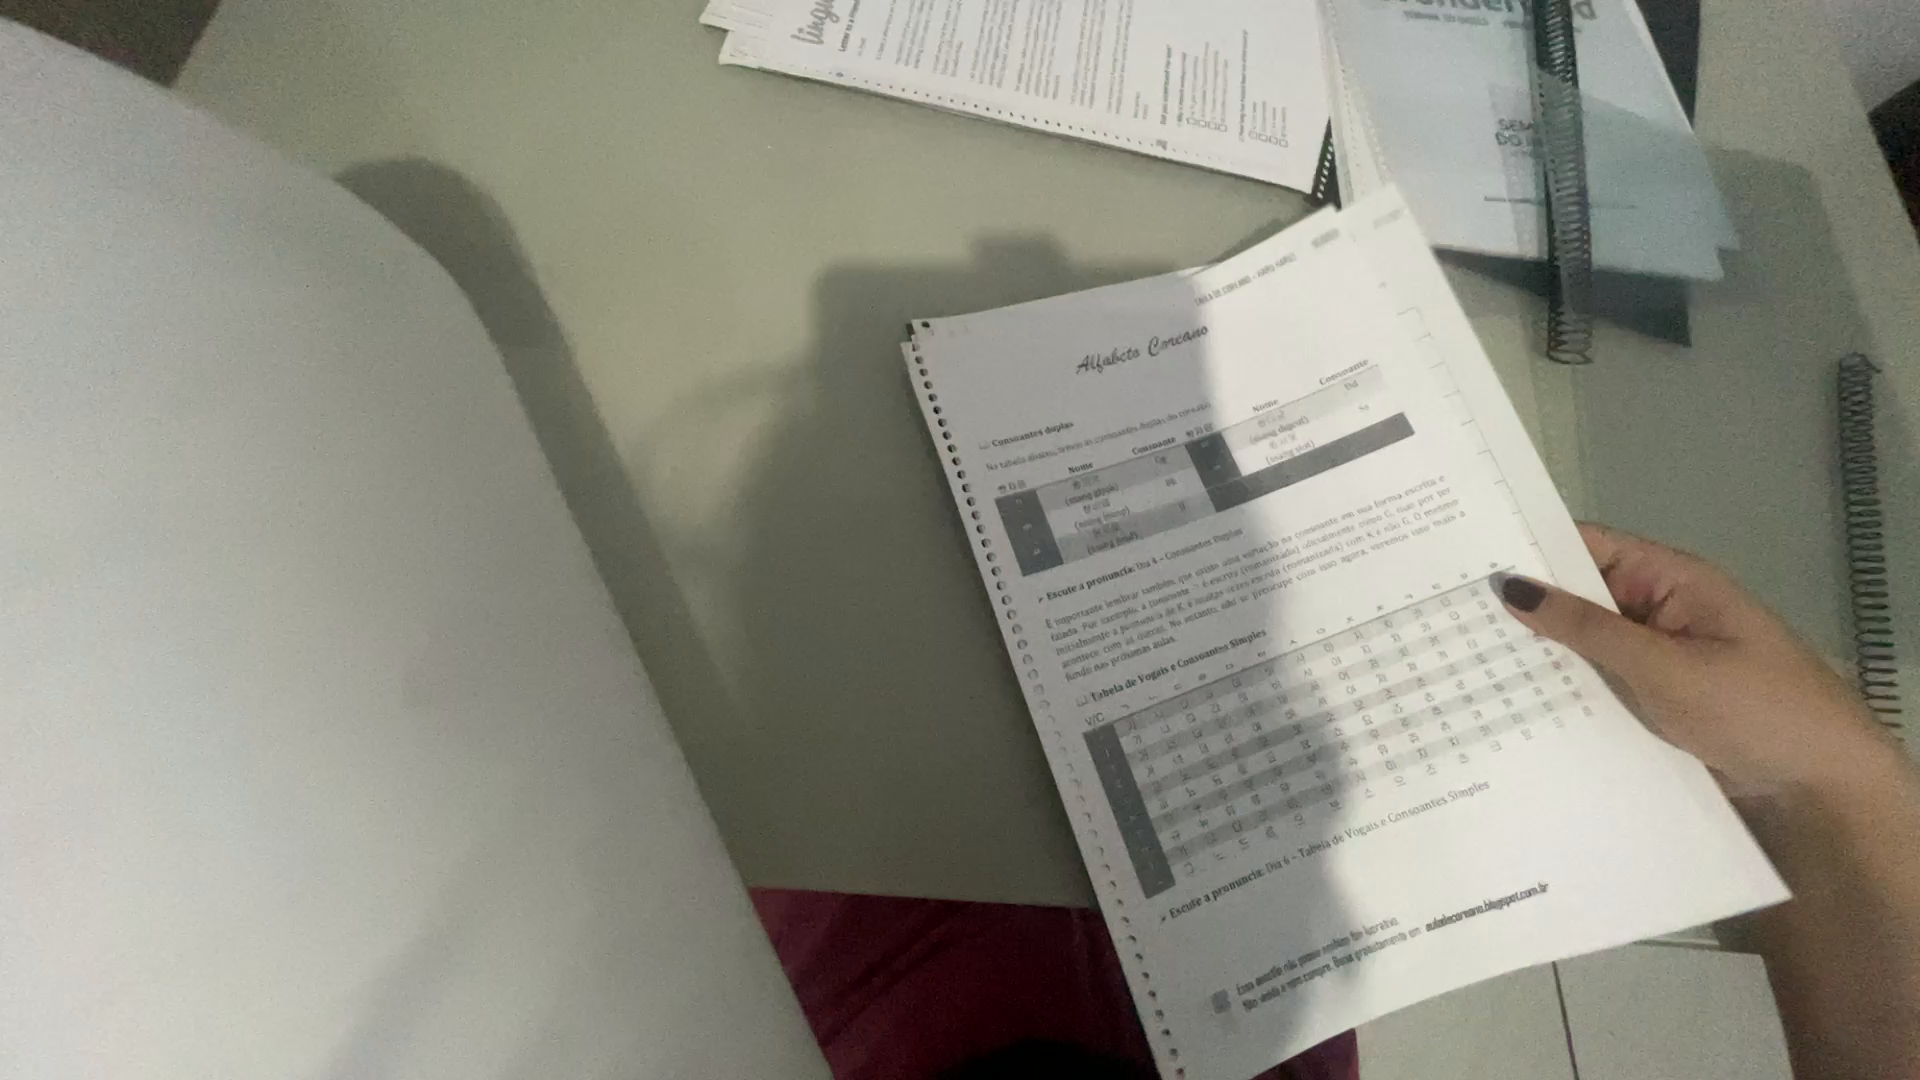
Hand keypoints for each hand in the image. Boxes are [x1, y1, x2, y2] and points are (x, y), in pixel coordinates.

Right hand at [1495, 523, 1895, 797]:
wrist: (1823, 793)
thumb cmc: (1755, 712)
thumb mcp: (1663, 666)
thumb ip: (1584, 626)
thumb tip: (1511, 586)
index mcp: (1670, 581)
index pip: (1587, 545)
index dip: (1530, 544)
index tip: (1466, 553)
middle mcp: (1654, 606)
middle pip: (1574, 588)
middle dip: (1520, 594)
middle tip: (1448, 600)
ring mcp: (1647, 648)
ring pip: (1575, 631)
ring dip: (1532, 637)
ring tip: (1461, 639)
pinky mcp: (1641, 686)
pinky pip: (1585, 666)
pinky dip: (1551, 669)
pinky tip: (1503, 678)